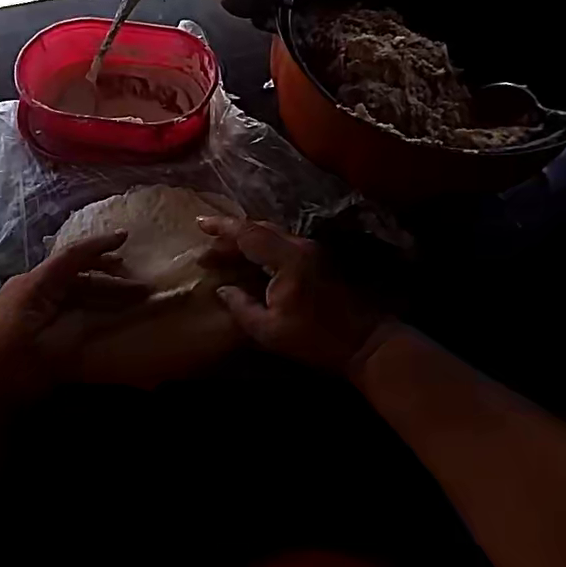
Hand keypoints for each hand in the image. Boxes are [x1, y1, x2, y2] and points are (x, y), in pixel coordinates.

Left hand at [0, 231, 148, 414]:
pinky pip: (55, 300)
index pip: (72, 257)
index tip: (125, 236)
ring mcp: (20, 301)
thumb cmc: (13, 370)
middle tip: (135, 281)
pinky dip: (78, 302)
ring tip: (123, 295)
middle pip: (72, 272)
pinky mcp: (19, 317)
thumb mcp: (55, 350)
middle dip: (106, 275)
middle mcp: (27, 286)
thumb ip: (84, 327)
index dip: (100, 246)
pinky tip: (94, 310)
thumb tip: (110, 313)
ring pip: (65, 288)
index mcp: (34, 286)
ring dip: (94, 290)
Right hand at [197, 216, 394, 377]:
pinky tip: (249, 260)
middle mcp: (300, 247)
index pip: (248, 234)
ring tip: (223, 254)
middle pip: (259, 229)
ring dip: (245, 241)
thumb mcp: (269, 331)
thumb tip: (223, 289)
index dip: (221, 227)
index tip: (199, 223)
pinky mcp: (318, 260)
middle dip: (230, 236)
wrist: (366, 343)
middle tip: (207, 249)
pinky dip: (260, 247)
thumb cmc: (316, 339)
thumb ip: (241, 307)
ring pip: (271, 235)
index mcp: (287, 259)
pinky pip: (281, 244)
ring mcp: (312, 252)